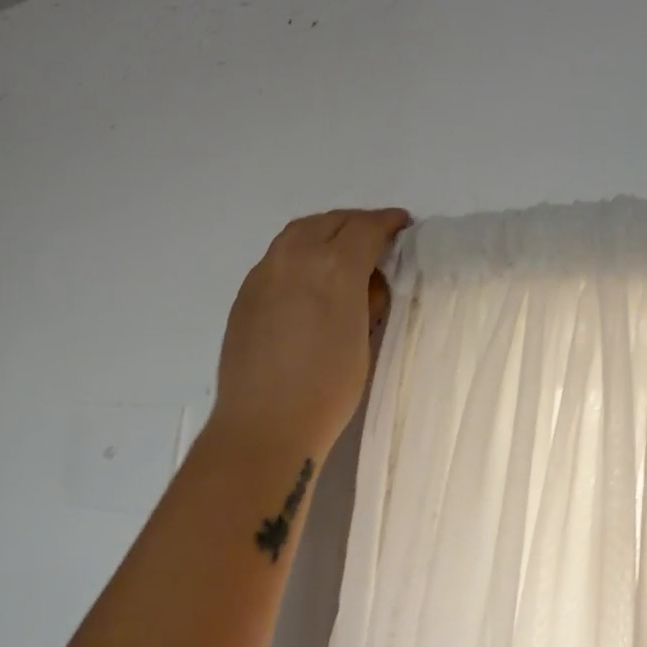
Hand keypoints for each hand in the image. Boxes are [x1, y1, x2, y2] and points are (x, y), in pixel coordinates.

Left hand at [208, 208, 410, 456]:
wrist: (264, 424)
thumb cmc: (326, 392)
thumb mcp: (362, 345)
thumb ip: (368, 303)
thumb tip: (367, 283)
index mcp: (335, 268)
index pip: (366, 228)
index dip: (388, 223)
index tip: (401, 226)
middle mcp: (296, 258)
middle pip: (329, 222)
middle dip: (355, 224)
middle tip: (374, 238)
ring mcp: (264, 274)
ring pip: (297, 234)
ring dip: (323, 233)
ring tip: (339, 252)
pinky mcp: (245, 294)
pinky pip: (276, 258)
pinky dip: (298, 255)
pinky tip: (306, 280)